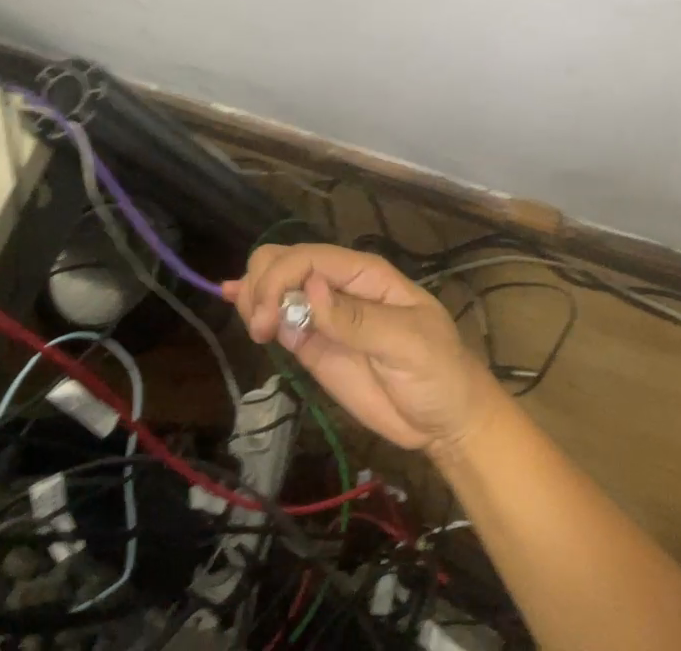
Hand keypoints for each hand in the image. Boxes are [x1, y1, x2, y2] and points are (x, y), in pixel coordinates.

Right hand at [222, 244, 502, 453]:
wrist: (445, 422)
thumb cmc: (439, 374)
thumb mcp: (407, 344)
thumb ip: (357, 319)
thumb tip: (310, 288)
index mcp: (364, 274)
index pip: (308, 257)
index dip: (279, 279)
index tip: (266, 319)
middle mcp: (338, 287)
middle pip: (284, 262)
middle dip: (262, 286)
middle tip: (262, 328)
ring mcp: (323, 316)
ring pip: (275, 286)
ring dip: (254, 298)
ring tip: (258, 330)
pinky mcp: (313, 346)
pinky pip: (279, 320)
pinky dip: (255, 311)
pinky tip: (235, 307)